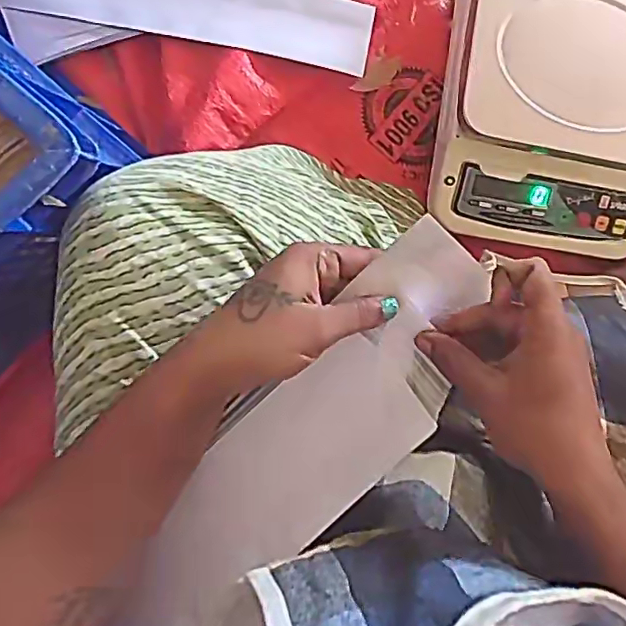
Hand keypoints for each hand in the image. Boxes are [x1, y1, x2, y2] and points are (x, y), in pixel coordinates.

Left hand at [174, 243, 394, 401]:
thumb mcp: (317, 328)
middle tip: (408, 315)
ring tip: (389, 328)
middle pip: (350, 274)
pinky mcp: (286, 309)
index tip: (416, 290)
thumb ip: (358, 314)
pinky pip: (323, 308)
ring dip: (357, 311)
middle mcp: (301, 265)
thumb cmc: (260, 341)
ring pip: (338, 294)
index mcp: (308, 256)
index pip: (361, 257)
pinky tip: (357, 338)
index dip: (388, 273)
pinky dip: (339, 321)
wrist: (209, 369)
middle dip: (375, 295)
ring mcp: (293, 288)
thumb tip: (390, 303)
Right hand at [415, 259, 609, 491]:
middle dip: (476, 318)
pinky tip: (475, 369)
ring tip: (452, 354)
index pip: (533, 273)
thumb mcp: (487, 391)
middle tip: (441, 337)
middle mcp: (559, 330)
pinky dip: (500, 350)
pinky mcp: (560, 369)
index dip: (502, 272)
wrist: (578, 474)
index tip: (470, 296)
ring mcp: (562, 350)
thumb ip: (454, 358)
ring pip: (518, 327)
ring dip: (485, 337)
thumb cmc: (536, 427)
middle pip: (514, 305)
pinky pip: (527, 345)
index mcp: (547, 325)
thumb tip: (426, 337)